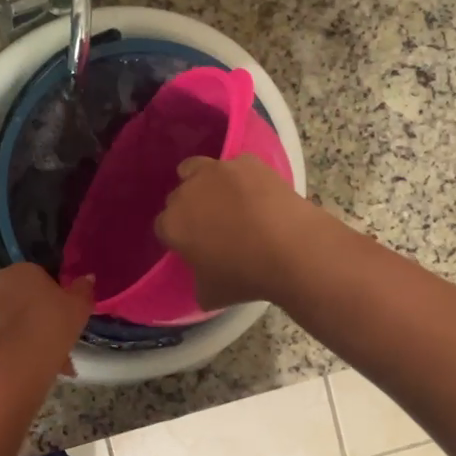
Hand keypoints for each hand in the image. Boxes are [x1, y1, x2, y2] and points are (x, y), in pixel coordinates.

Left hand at [0, 263, 94, 378]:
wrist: (19, 360)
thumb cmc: (52, 323)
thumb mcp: (78, 305)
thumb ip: (83, 289)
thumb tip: (87, 279)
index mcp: (21, 270)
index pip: (41, 277)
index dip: (57, 296)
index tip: (68, 313)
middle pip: (27, 300)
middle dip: (44, 317)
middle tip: (63, 336)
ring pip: (18, 322)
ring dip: (34, 336)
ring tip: (57, 359)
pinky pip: (9, 338)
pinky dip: (23, 349)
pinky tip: (42, 365)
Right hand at [155, 156, 315, 308]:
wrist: (292, 250)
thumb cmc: (245, 277)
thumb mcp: (209, 294)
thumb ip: (196, 279)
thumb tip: (202, 275)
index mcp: (172, 225)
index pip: (163, 226)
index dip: (177, 236)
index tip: (192, 247)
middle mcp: (186, 192)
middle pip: (178, 196)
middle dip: (190, 208)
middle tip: (212, 226)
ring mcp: (216, 172)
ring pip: (197, 169)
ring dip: (204, 182)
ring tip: (226, 200)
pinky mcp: (247, 162)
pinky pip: (234, 166)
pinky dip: (240, 177)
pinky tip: (255, 193)